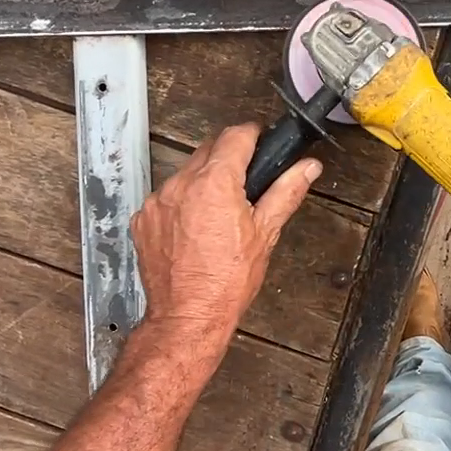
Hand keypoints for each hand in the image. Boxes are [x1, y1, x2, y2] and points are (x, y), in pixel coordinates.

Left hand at [131, 124, 319, 342]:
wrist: (189, 316)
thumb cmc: (226, 282)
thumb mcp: (265, 233)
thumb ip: (286, 192)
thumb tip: (307, 169)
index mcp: (215, 184)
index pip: (234, 136)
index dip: (252, 134)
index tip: (260, 139)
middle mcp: (181, 186)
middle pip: (208, 150)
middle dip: (229, 157)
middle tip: (248, 179)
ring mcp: (158, 202)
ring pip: (186, 173)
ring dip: (205, 180)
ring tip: (222, 211)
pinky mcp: (143, 219)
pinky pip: (167, 197)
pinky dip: (183, 202)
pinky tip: (197, 227)